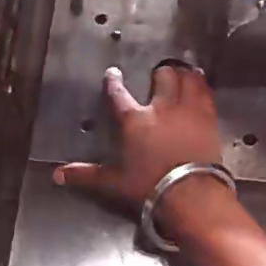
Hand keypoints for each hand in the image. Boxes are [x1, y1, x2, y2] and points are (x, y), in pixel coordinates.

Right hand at [54, 63, 220, 205]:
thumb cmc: (150, 186)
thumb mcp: (115, 182)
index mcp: (134, 121)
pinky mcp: (208, 117)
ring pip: (186, 77)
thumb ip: (88, 175)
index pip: (118, 94)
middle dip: (158, 74)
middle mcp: (161, 108)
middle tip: (157, 76)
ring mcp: (187, 109)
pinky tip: (200, 82)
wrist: (190, 192)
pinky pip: (205, 91)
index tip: (112, 74)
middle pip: (161, 76)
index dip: (113, 82)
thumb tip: (57, 175)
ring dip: (182, 73)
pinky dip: (201, 84)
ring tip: (181, 72)